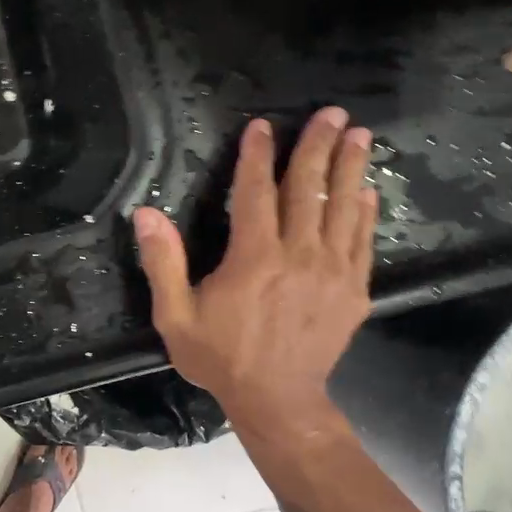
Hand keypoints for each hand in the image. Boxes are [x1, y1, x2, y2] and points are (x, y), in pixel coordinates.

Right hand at [132, 107, 375, 423]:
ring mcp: (332, 271)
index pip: (256, 193)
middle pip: (309, 190)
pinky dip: (364, 211)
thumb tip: (145, 214)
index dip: (257, 156)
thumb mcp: (176, 315)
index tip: (263, 126)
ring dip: (349, 168)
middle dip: (317, 147)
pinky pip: (363, 241)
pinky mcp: (353, 290)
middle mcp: (298, 255)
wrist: (277, 399)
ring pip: (342, 208)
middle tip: (331, 113)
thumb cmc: (220, 357)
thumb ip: (163, 262)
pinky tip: (367, 190)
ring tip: (358, 135)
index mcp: (253, 258)